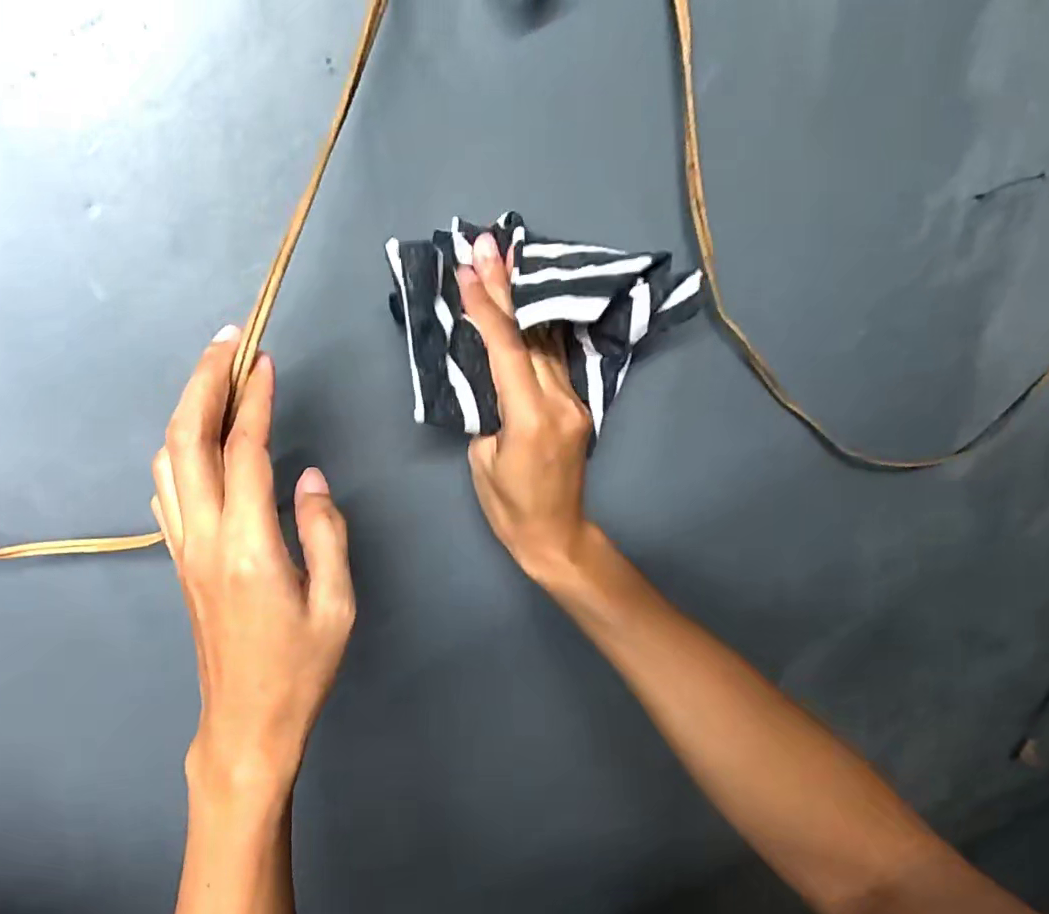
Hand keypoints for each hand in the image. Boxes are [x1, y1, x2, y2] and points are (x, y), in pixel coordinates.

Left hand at [152, 326, 354, 795]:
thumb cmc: (300, 668)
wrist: (246, 721)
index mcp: (249, 548)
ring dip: (187, 411)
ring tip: (215, 378)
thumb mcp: (336, 605)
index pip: (244, 454)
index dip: (255, 402)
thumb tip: (309, 477)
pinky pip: (168, 491)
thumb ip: (324, 533)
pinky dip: (178, 450)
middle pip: (188, 442)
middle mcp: (205, 539)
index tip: (265, 361)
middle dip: (204, 384)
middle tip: (227, 341)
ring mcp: (185, 549)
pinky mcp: (181, 562)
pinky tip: (195, 440)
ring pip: (169, 462)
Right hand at [457, 233, 597, 587]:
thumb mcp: (483, 459)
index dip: (487, 306)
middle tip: (490, 242)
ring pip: (547, 343)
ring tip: (512, 258)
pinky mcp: (579, 408)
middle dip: (507, 286)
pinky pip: (556, 361)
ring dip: (527, 300)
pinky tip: (534, 304)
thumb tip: (493, 379)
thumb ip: (488, 410)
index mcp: (530, 418)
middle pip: (530, 336)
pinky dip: (540, 330)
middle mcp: (560, 402)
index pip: (506, 349)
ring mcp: (575, 403)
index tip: (469, 269)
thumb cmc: (511, 508)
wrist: (557, 536)